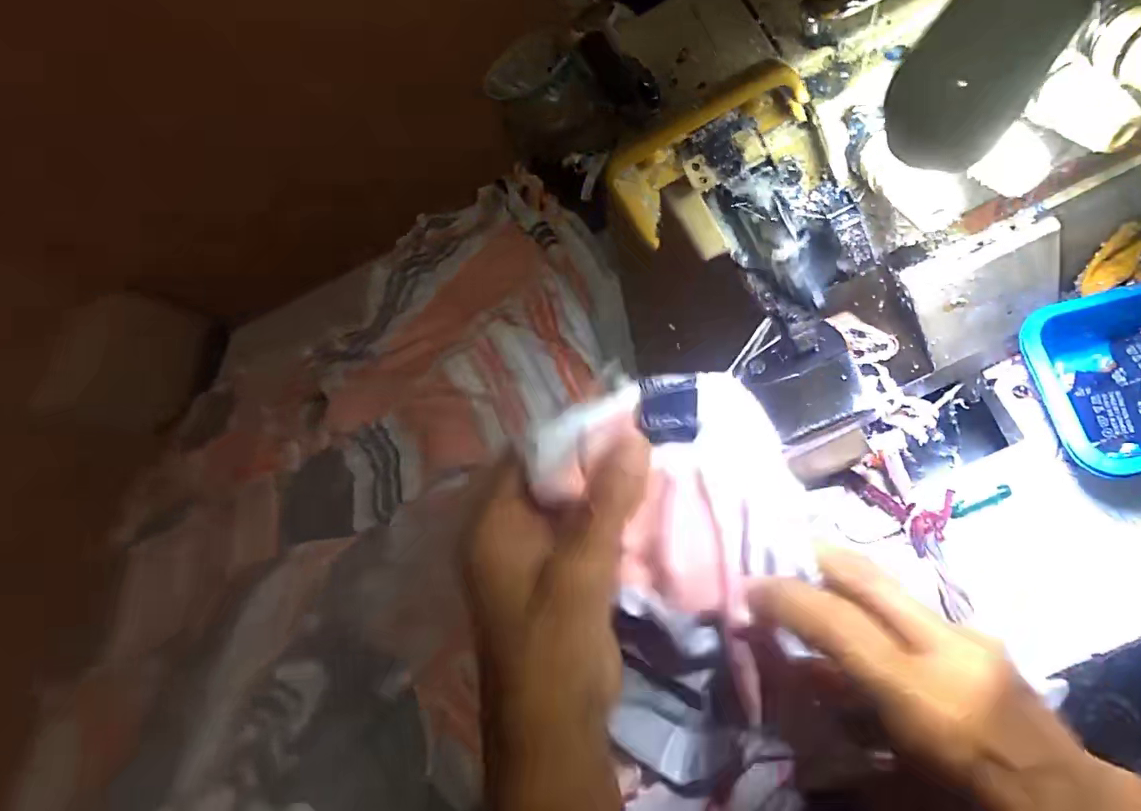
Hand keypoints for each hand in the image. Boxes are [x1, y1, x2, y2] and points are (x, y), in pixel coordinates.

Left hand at [462, 416, 650, 810]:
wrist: (556, 730)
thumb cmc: (554, 647)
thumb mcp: (580, 570)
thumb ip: (606, 502)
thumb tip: (634, 436)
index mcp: (493, 523)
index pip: (527, 453)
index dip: (570, 429)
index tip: (618, 411)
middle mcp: (505, 531)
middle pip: (549, 473)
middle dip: (593, 453)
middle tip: (640, 430)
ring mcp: (530, 552)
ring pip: (569, 498)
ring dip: (604, 481)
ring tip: (647, 454)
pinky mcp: (556, 571)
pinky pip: (581, 523)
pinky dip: (607, 509)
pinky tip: (639, 496)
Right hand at [749, 548, 1140, 810]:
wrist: (1076, 808)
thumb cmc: (979, 808)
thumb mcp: (907, 798)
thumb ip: (849, 754)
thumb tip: (803, 724)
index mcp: (924, 696)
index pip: (841, 626)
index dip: (790, 599)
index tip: (753, 588)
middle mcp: (946, 649)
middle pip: (870, 579)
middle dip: (820, 558)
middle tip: (782, 550)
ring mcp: (970, 637)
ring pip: (893, 591)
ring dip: (850, 585)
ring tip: (816, 591)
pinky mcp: (983, 639)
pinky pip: (916, 614)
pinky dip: (882, 614)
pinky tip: (871, 637)